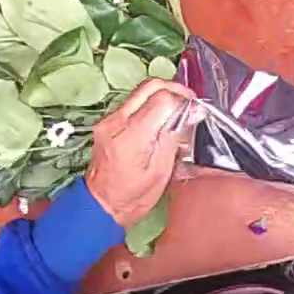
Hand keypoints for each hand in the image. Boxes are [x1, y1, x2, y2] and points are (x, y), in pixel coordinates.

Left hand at [86, 79, 199, 226]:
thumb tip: (191, 112)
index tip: (195, 111)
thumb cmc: (133, 196)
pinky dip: (152, 103)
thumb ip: (174, 136)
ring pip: (141, 91)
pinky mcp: (107, 122)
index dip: (183, 101)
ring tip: (179, 110)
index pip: (162, 99)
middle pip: (150, 86)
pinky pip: (133, 102)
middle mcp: (116, 122)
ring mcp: (108, 120)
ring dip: (163, 94)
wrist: (99, 207)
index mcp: (131, 136)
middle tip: (190, 102)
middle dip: (174, 89)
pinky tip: (163, 117)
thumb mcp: (161, 171)